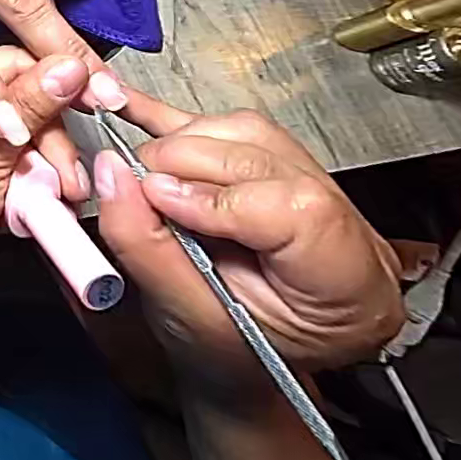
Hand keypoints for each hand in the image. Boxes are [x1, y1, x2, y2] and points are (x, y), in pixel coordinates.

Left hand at [0, 48, 91, 306]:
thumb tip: (70, 63)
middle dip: (56, 137)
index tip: (98, 100)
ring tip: (62, 196)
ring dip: (55, 164)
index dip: (57, 80)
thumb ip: (30, 105)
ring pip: (36, 134)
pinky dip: (44, 180)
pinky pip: (30, 161)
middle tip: (68, 174)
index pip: (13, 62)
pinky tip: (51, 202)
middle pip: (31, 99)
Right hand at [94, 94, 404, 388]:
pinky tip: (128, 105)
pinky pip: (218, 123)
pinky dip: (165, 114)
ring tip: (146, 176)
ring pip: (240, 130)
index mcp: (349, 286)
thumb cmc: (224, 350)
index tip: (159, 200)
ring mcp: (309, 185)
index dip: (216, 196)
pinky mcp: (266, 160)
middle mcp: (342, 227)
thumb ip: (144, 243)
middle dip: (181, 163)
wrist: (236, 354)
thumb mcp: (182, 314)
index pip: (297, 208)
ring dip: (176, 142)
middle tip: (138, 188)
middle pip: (261, 156)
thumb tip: (111, 172)